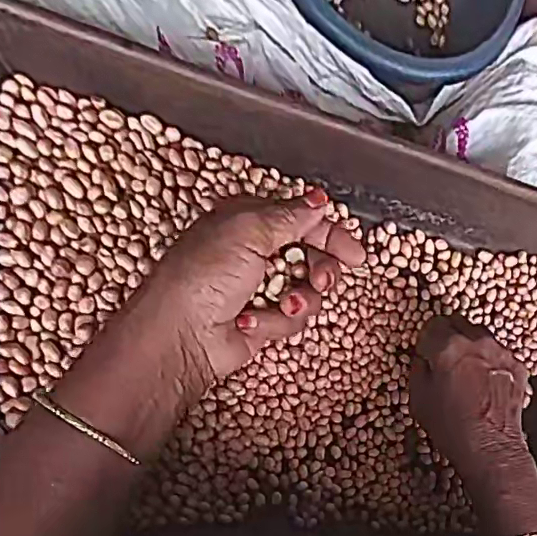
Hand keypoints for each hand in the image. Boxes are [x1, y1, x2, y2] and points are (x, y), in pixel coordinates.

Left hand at [110, 191, 364, 405]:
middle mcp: (258, 252)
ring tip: (281, 304)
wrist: (182, 334)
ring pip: (308, 293)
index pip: (304, 221)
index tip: (354, 254)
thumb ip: (291, 216)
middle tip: (320, 282)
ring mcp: (262, 289)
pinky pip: (292, 320)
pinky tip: (250, 322)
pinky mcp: (264, 320)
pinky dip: (275, 322)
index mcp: (251, 221)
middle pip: (313, 257)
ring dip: (297, 301)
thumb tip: (318, 202)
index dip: (331, 235)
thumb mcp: (248, 231)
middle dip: (320, 272)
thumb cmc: (203, 276)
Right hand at [408, 315, 533, 493]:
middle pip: (459, 323)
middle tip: (443, 358)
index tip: (425, 350)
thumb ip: (419, 370)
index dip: (426, 340)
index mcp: (449, 348)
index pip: (432, 325)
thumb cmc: (454, 429)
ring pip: (481, 337)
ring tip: (464, 374)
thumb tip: (422, 360)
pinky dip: (490, 363)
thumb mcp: (419, 400)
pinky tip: (483, 384)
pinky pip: (498, 355)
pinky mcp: (517, 367)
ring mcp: (501, 354)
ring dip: (471, 349)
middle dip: (448, 337)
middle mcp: (478, 344)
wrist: (490, 449)